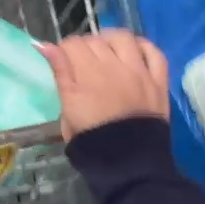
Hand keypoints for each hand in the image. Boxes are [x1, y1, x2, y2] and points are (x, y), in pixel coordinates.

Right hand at [38, 30, 170, 140]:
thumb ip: (60, 74)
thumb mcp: (67, 109)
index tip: (62, 61)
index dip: (64, 51)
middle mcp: (113, 67)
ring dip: (110, 40)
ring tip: (106, 50)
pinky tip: (133, 52)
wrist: (130, 165)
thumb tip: (45, 46)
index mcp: (87, 75)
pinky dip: (143, 47)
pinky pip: (154, 53)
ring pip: (123, 38)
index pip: (71, 44)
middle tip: (82, 62)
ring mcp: (138, 72)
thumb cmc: (92, 141)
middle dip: (84, 47)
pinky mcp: (158, 82)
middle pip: (94, 40)